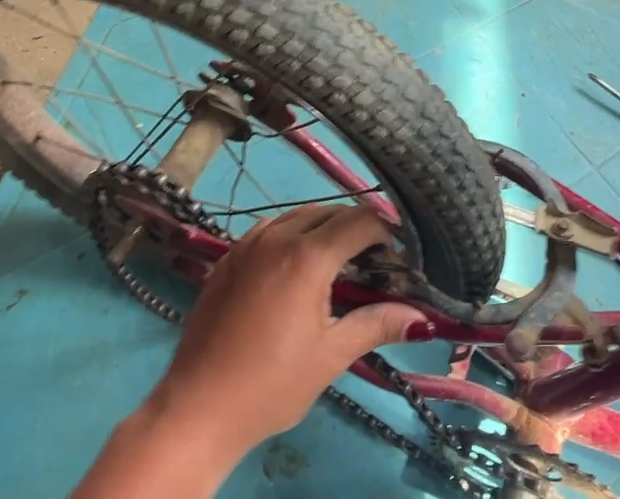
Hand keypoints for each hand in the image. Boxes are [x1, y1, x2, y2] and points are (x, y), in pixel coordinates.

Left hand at [151, 203, 428, 447]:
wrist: (197, 408)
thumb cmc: (271, 384)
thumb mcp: (331, 355)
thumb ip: (376, 324)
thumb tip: (422, 319)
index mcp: (306, 256)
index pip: (360, 220)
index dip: (387, 231)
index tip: (401, 256)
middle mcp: (276, 237)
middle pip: (329, 211)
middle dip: (358, 228)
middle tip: (376, 262)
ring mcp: (246, 244)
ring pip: (297, 215)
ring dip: (324, 228)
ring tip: (340, 264)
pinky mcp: (227, 259)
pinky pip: (269, 230)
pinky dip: (293, 235)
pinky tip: (298, 269)